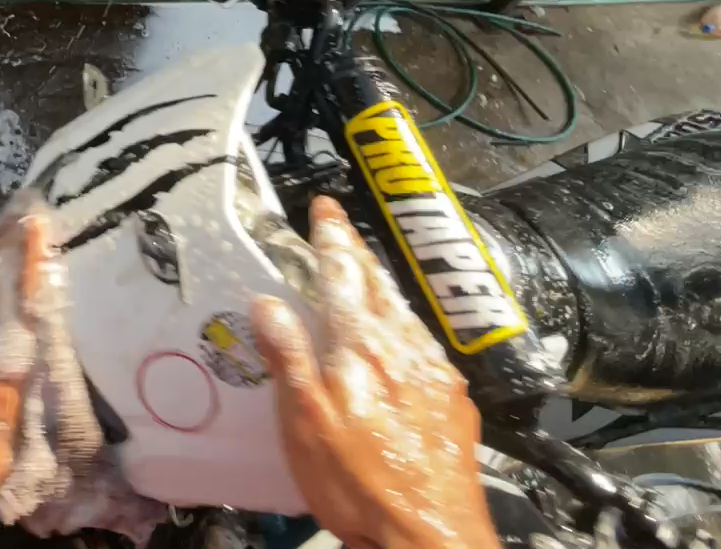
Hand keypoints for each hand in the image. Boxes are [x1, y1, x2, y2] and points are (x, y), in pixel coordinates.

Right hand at [253, 196, 499, 548]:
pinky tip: (398, 336)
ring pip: (403, 311)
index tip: (325, 205)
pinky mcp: (453, 404)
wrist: (434, 545)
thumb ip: (288, 353)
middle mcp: (404, 349)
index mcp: (361, 346)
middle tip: (341, 227)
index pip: (342, 274)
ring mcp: (435, 376)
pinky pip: (422, 343)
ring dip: (379, 283)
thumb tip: (267, 299)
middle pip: (377, 285)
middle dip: (357, 251)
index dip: (331, 236)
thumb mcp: (305, 419)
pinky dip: (401, 322)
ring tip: (364, 271)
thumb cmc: (357, 482)